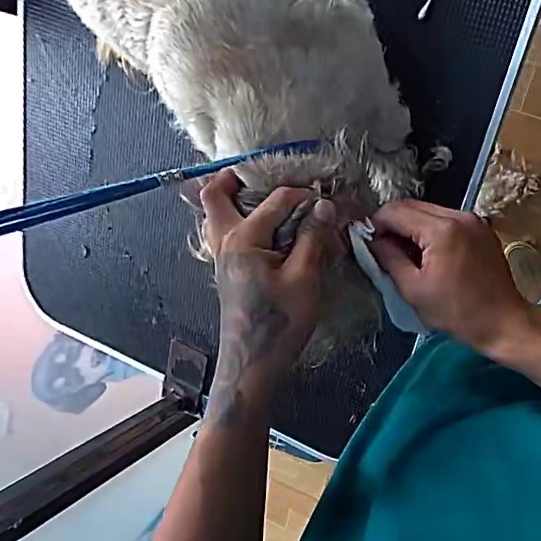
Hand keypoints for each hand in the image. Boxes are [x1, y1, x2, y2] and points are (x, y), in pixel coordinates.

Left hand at [200, 170, 341, 413]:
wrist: (253, 364)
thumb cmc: (279, 323)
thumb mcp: (305, 278)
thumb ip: (312, 238)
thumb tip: (323, 207)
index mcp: (243, 239)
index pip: (274, 201)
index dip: (302, 196)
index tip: (326, 202)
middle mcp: (225, 243)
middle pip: (214, 197)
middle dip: (233, 179)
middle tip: (257, 175)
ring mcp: (222, 260)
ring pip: (215, 218)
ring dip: (232, 202)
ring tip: (261, 201)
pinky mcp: (229, 275)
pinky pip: (225, 237)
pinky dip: (240, 225)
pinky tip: (267, 236)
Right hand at [367, 199, 536, 356]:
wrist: (503, 323)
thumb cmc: (457, 313)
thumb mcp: (413, 289)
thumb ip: (388, 258)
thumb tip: (372, 240)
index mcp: (441, 230)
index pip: (396, 212)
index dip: (375, 224)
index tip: (367, 242)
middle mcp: (460, 216)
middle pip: (413, 206)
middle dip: (393, 223)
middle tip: (382, 248)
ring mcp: (474, 220)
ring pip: (430, 211)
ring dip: (412, 227)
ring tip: (405, 254)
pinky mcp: (482, 229)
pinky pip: (447, 220)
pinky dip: (432, 231)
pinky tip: (428, 254)